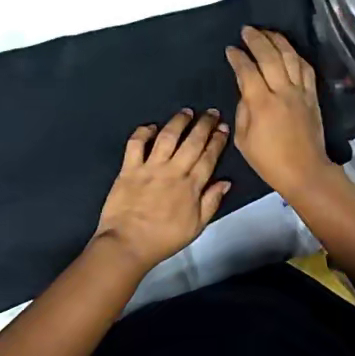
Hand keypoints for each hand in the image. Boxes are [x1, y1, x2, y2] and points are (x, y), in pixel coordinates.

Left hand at [91, 108, 232, 271]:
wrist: (128, 244)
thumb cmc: (164, 239)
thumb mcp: (196, 226)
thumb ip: (211, 202)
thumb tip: (226, 181)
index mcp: (191, 186)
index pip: (209, 156)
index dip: (217, 140)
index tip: (223, 128)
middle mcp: (173, 171)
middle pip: (192, 141)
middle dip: (204, 124)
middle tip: (211, 112)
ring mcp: (150, 168)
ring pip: (167, 137)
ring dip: (178, 122)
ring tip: (186, 112)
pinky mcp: (128, 169)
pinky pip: (136, 144)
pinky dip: (143, 132)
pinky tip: (151, 126)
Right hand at [225, 26, 333, 198]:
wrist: (304, 171)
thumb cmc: (268, 160)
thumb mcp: (243, 139)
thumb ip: (242, 110)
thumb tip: (246, 91)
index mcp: (262, 103)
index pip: (247, 70)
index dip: (238, 57)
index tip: (230, 49)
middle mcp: (283, 91)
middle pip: (270, 56)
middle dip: (257, 39)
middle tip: (246, 30)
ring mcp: (300, 92)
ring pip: (290, 57)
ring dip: (277, 41)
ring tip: (266, 32)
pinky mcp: (312, 96)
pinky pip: (306, 68)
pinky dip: (296, 55)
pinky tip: (288, 50)